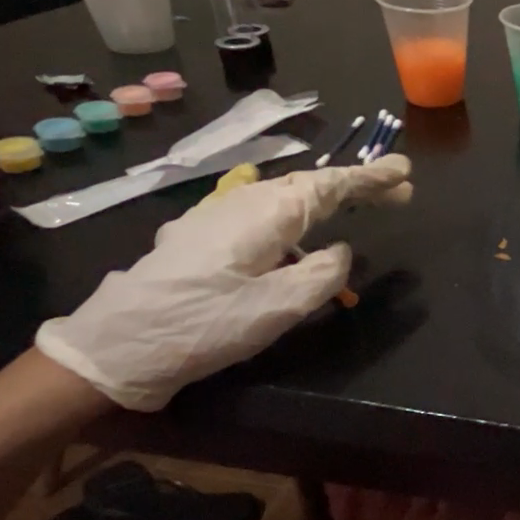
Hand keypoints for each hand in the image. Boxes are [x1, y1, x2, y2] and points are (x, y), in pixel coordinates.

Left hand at [36, 154, 413, 411]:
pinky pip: (263, 213)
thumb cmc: (203, 325)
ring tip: (358, 211)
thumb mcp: (280, 307)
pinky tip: (298, 238)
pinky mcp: (199, 238)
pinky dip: (295, 216)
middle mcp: (242, 204)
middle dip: (356, 186)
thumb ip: (324, 273)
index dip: (371, 177)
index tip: (406, 171)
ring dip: (326, 201)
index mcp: (267, 214)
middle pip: (310, 186)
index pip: (331, 185)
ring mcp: (215, 218)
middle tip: (399, 192)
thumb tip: (339, 251)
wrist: (113, 349)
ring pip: (285, 199)